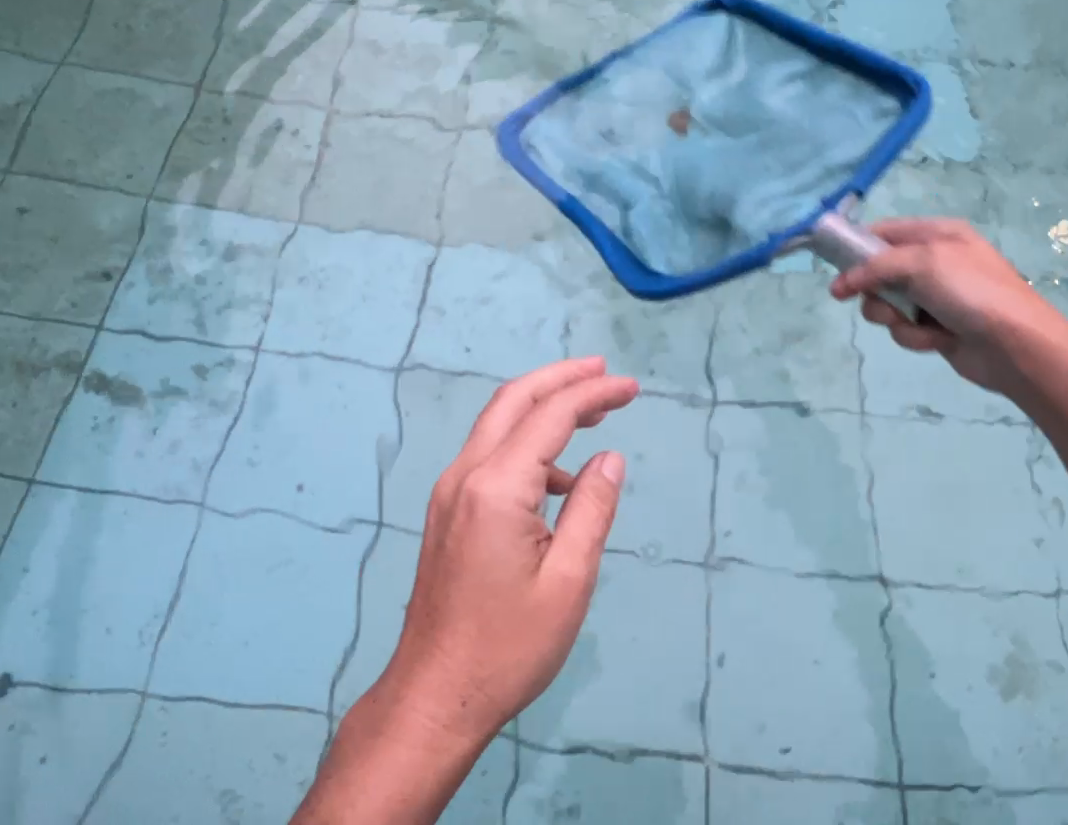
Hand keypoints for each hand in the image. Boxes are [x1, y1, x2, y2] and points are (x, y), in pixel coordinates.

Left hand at [375, 357, 639, 743]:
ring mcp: (449, 493)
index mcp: (496, 488)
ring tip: (593, 415)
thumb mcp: (569, 581)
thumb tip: (610, 459)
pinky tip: (560, 479)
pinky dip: (528, 446)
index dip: (593, 393)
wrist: (435, 693)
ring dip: (543, 408)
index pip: (550, 416)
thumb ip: (592, 510)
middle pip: (513, 400)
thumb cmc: (508, 647)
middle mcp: (465, 476)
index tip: (631, 387)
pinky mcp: (447, 512)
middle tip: (606, 373)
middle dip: (561, 379)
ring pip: (498, 425)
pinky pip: (490, 457)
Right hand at [828, 217, 1067, 395]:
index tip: (836, 269)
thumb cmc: (971, 292)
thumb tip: (839, 285)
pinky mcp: (937, 327)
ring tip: (915, 324)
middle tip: (880, 301)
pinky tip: (936, 341)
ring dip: (893, 317)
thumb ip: (874, 267)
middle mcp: (935, 261)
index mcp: (937, 233)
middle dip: (874, 291)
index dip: (857, 248)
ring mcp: (936, 296)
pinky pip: (904, 328)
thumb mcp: (922, 263)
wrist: (1016, 345)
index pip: (883, 232)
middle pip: (878, 272)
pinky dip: (914, 336)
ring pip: (887, 304)